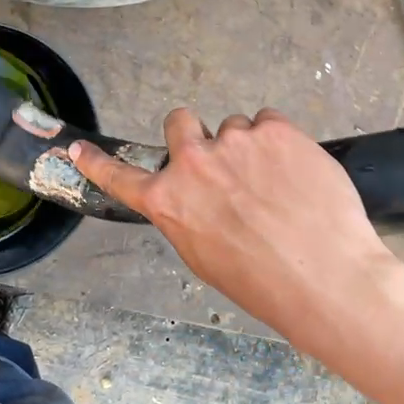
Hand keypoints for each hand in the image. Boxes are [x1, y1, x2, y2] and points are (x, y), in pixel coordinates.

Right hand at [71, 108, 403, 346]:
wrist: (326, 277)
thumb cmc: (264, 283)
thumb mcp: (205, 257)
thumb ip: (187, 215)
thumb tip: (194, 197)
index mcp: (168, 201)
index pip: (120, 176)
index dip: (96, 162)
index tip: (77, 148)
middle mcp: (193, 163)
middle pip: (180, 121)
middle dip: (196, 137)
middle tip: (225, 163)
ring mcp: (234, 140)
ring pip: (235, 127)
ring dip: (248, 147)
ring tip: (277, 184)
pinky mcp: (275, 129)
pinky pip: (269, 121)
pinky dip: (279, 141)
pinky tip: (296, 171)